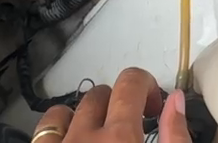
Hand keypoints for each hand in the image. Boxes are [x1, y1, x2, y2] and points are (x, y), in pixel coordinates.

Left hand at [31, 67, 188, 142]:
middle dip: (118, 104)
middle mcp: (83, 139)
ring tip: (97, 135)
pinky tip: (68, 141)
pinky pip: (42, 133)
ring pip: (64, 112)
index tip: (153, 105)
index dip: (145, 86)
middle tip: (131, 126)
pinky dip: (56, 131)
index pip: (130, 82)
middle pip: (100, 94)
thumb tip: (175, 100)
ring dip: (84, 117)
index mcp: (119, 137)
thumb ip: (175, 136)